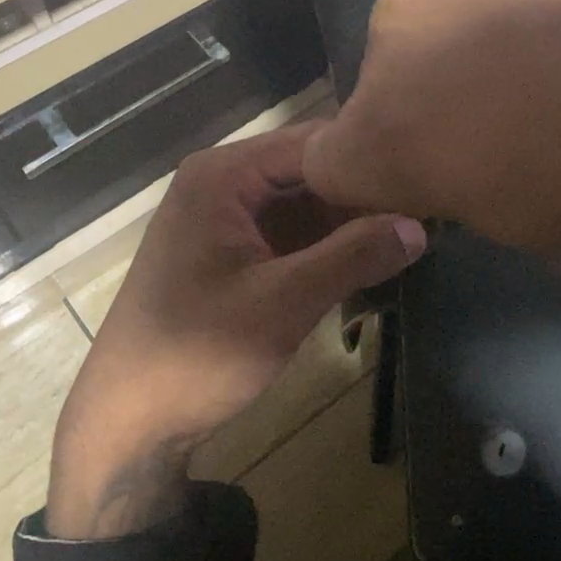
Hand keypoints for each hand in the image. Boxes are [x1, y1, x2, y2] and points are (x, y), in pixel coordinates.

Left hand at [43, 123, 424, 538]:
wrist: (129, 417)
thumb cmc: (197, 353)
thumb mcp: (282, 303)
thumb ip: (353, 257)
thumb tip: (421, 227)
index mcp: (223, 175)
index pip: (314, 143)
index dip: (369, 161)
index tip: (427, 184)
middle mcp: (223, 182)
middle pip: (310, 170)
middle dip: (364, 193)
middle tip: (430, 213)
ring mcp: (226, 217)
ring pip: (305, 203)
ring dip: (350, 222)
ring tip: (414, 235)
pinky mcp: (232, 251)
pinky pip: (291, 233)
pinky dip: (328, 246)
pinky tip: (372, 261)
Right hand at [302, 0, 560, 285]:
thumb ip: (499, 205)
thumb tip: (500, 176)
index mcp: (397, 126)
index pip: (334, 162)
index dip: (381, 183)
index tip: (430, 195)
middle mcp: (414, 22)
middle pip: (394, 72)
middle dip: (440, 106)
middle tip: (529, 132)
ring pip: (462, 9)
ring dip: (500, 41)